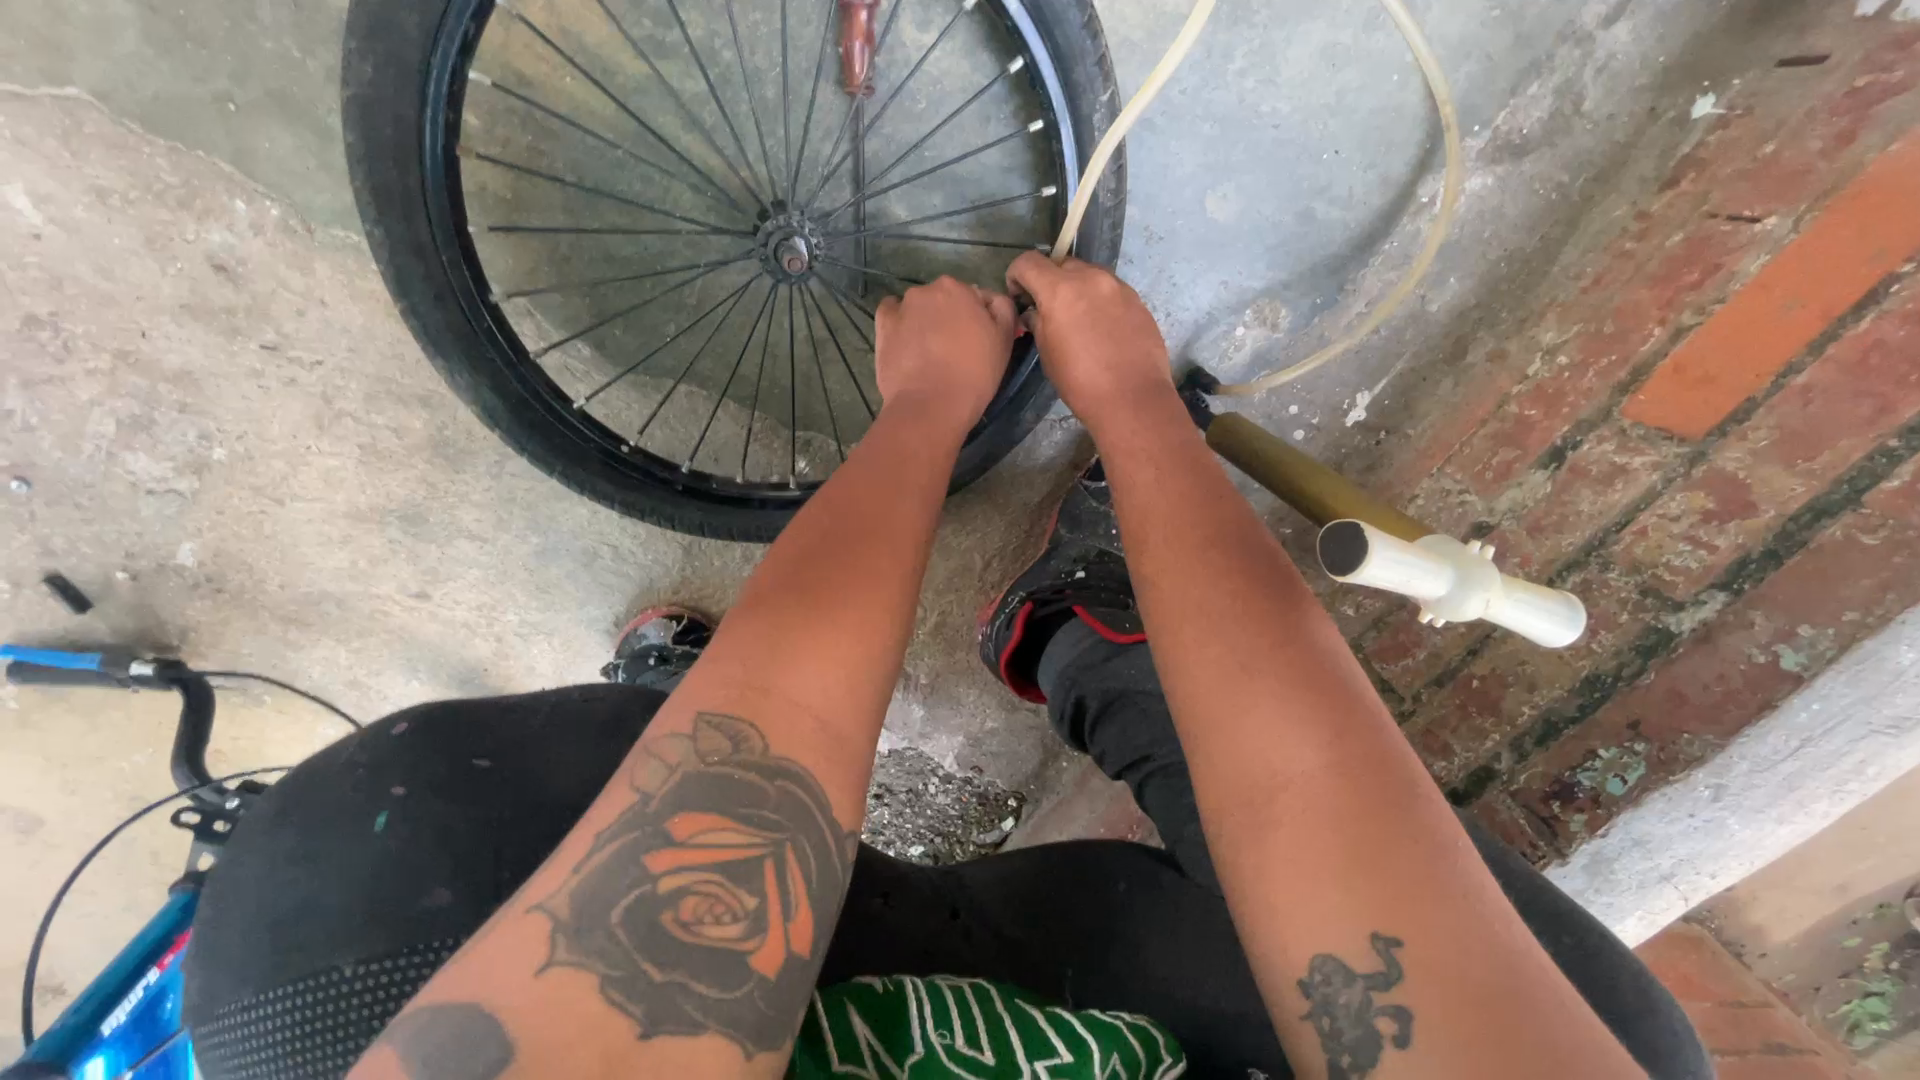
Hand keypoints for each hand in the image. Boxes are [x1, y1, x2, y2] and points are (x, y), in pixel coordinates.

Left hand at [874, 276, 1019, 427]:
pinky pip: (892, 315)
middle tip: (955, 350)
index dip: (979, 321)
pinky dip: (899, 323)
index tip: (979, 343)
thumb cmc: (975, 373)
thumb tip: (992, 301)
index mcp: (958, 288)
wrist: (931, 404)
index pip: (974, 298)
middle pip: (944, 301)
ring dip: (924, 321)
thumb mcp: (1004, 339)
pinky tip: (906, 342)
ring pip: (918, 308)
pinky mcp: (882, 327)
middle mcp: (926, 290)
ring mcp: (901, 307)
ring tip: (928, 353)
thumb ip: (1003, 310)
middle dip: (950, 318)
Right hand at [1004, 253, 1173, 427]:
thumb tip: (1036, 313)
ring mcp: (1118, 287)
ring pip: (1089, 275)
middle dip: (1050, 282)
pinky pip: (1110, 291)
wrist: (1132, 398)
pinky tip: (1102, 330)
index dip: (1017, 276)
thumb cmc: (1080, 382)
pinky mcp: (1137, 301)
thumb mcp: (1047, 354)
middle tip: (1050, 312)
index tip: (1020, 298)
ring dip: (1077, 289)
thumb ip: (1038, 323)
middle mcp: (1091, 278)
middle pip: (1062, 265)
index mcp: (1061, 290)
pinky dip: (1099, 301)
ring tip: (1079, 321)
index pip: (1028, 262)